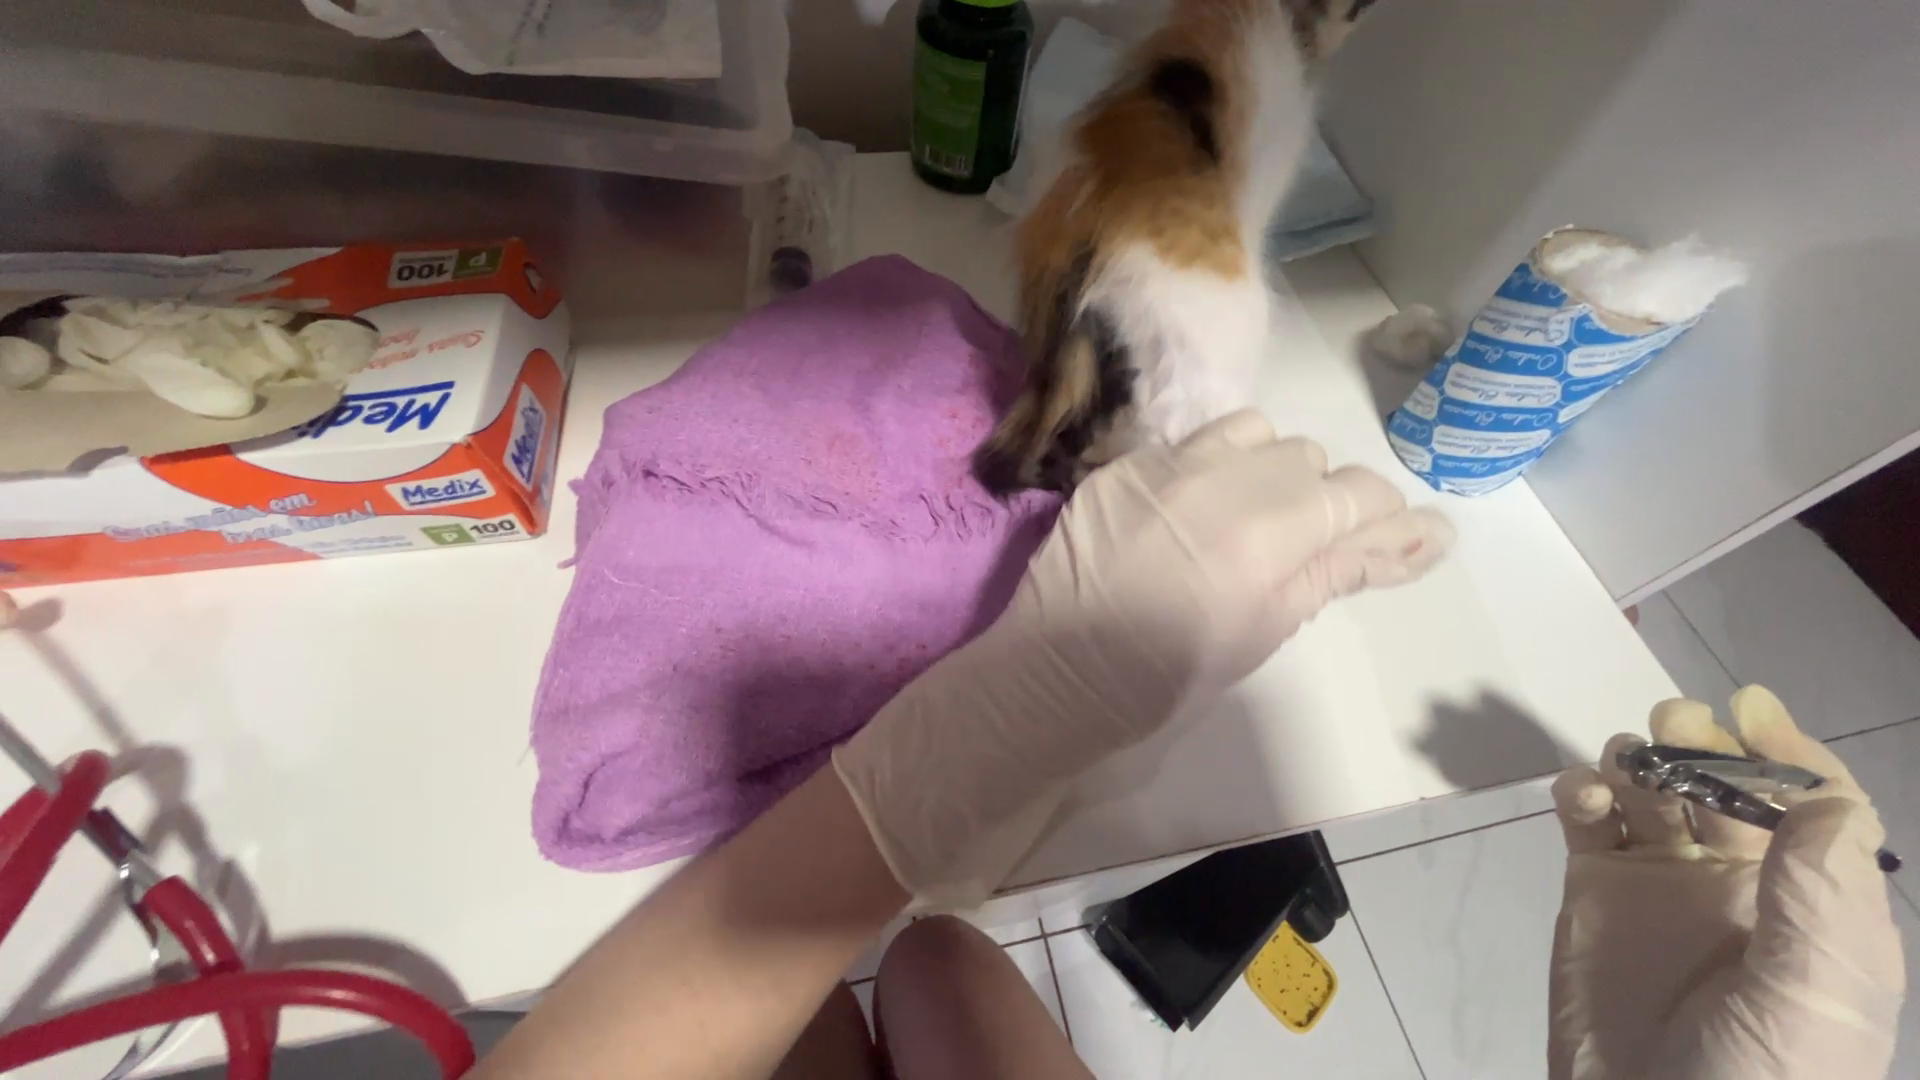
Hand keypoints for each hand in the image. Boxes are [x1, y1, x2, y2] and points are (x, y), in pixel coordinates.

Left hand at [833, 409, 1453, 904]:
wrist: (1057, 672)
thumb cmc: (1166, 677)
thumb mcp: (1265, 630)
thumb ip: (1340, 569)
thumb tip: (1429, 535)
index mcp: (1268, 531)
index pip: (1360, 491)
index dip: (1379, 519)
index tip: (1372, 545)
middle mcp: (1219, 477)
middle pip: (1305, 455)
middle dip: (1315, 495)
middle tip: (1289, 547)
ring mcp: (1160, 463)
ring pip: (1249, 432)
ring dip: (1260, 466)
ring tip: (1238, 516)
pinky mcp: (1118, 464)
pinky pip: (1184, 444)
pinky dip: (1202, 469)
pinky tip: (1181, 513)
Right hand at [1548, 686, 1905, 1079]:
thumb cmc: (1755, 1074)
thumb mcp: (1808, 1000)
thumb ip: (1818, 905)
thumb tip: (1831, 801)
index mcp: (1809, 907)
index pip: (1817, 812)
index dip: (1791, 754)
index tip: (1751, 707)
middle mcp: (1736, 882)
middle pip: (1724, 790)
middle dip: (1705, 746)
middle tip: (1676, 721)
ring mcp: (1658, 880)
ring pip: (1650, 793)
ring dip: (1639, 761)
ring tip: (1626, 756)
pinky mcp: (1594, 884)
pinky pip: (1588, 820)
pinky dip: (1581, 793)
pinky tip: (1580, 794)